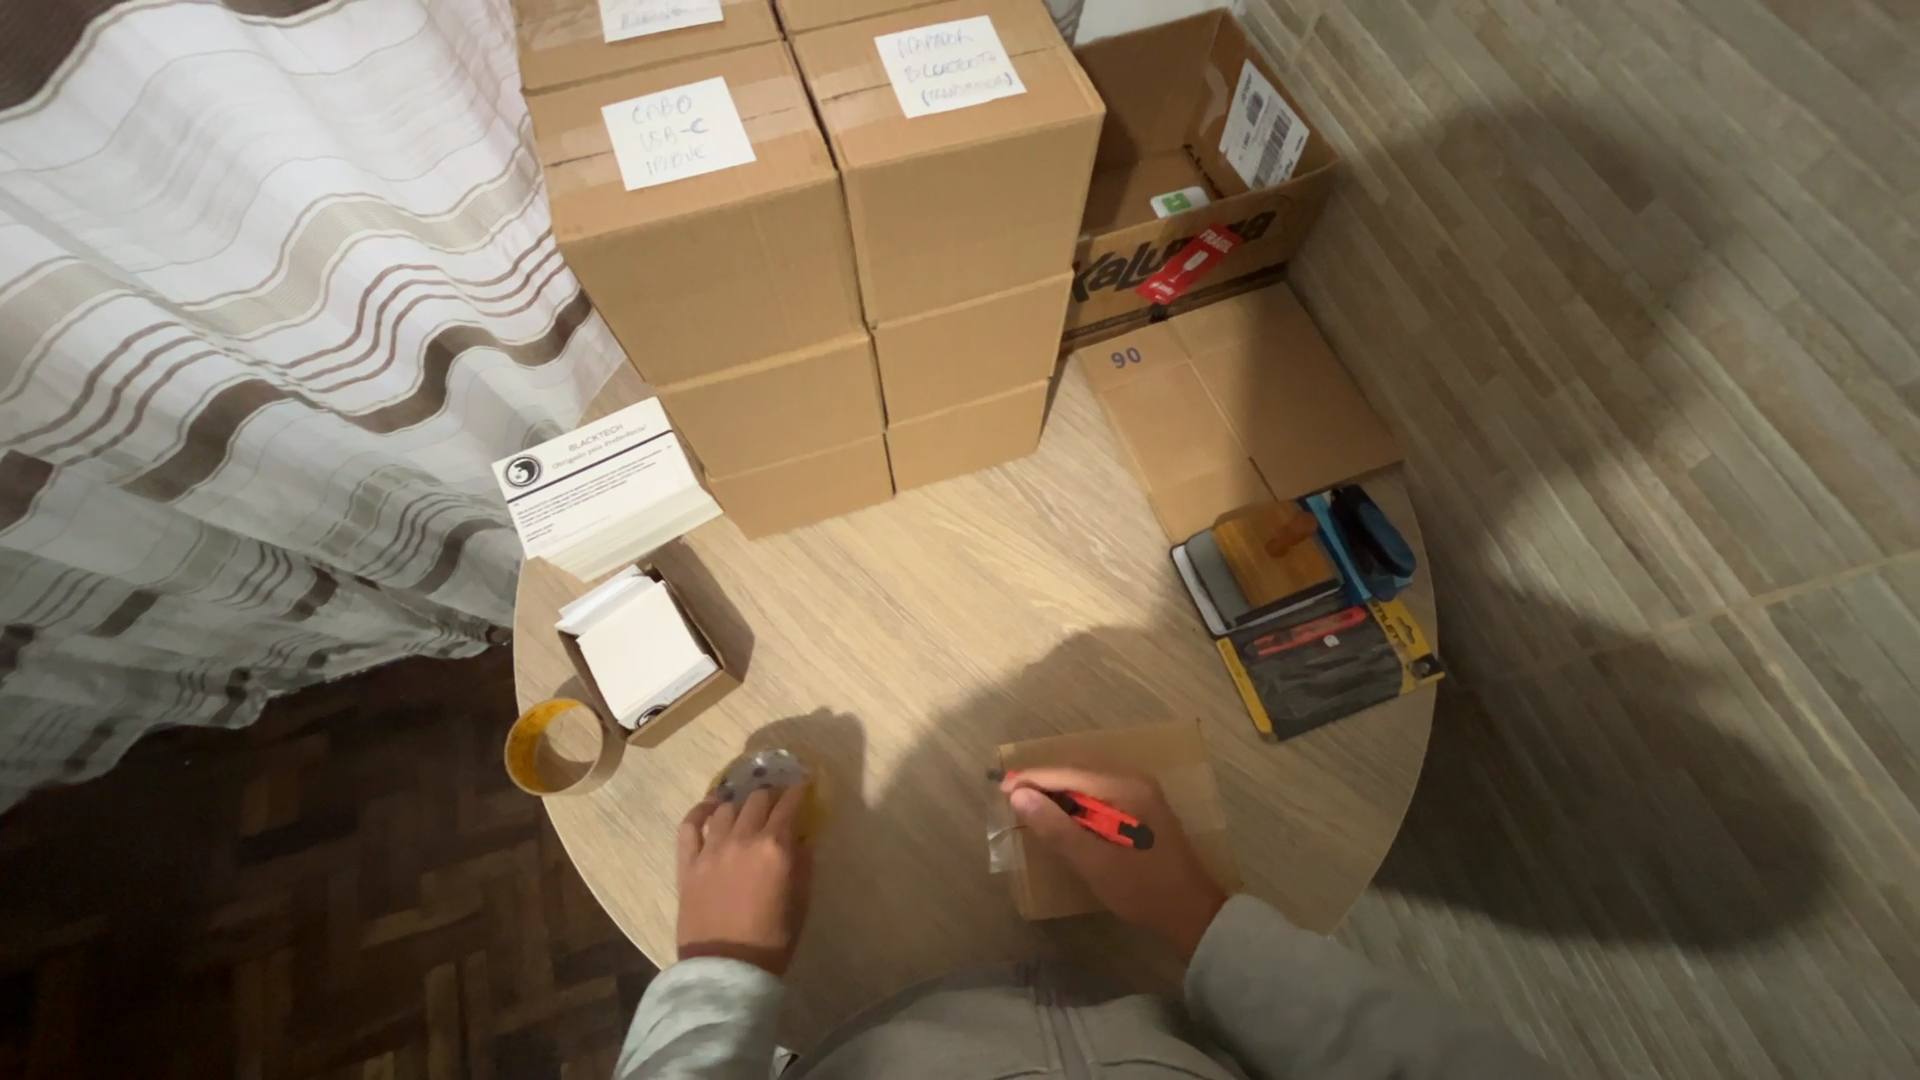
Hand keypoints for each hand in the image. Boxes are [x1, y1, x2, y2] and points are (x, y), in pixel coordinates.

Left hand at [676, 784, 811, 974]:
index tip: (803, 785)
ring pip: (727, 808)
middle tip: (777, 800)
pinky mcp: (688, 864)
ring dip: (741, 804)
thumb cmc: (771, 941)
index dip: (798, 791)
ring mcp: (712, 849)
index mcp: (775, 847)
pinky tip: (710, 807)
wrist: (725, 973)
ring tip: (746, 808)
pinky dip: (700, 811)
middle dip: (771, 795)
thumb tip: (802, 837)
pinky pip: (690, 826)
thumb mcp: (801, 901)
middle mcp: (744, 838)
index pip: (789, 804)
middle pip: (758, 799)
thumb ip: (804, 863)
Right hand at [1001, 768, 1226, 958]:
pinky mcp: (1140, 809)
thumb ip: (1056, 828)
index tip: (1002, 789)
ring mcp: (1139, 793)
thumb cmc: (1143, 890)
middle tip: (1011, 799)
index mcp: (1125, 787)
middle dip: (1043, 784)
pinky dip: (1075, 804)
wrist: (1193, 916)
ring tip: (1028, 808)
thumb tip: (1019, 796)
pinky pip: (1098, 795)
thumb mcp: (1094, 863)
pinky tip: (1060, 819)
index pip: (1068, 773)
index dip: (1033, 780)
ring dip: (1058, 795)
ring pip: (1086, 784)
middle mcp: (1133, 780)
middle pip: (1077, 773)